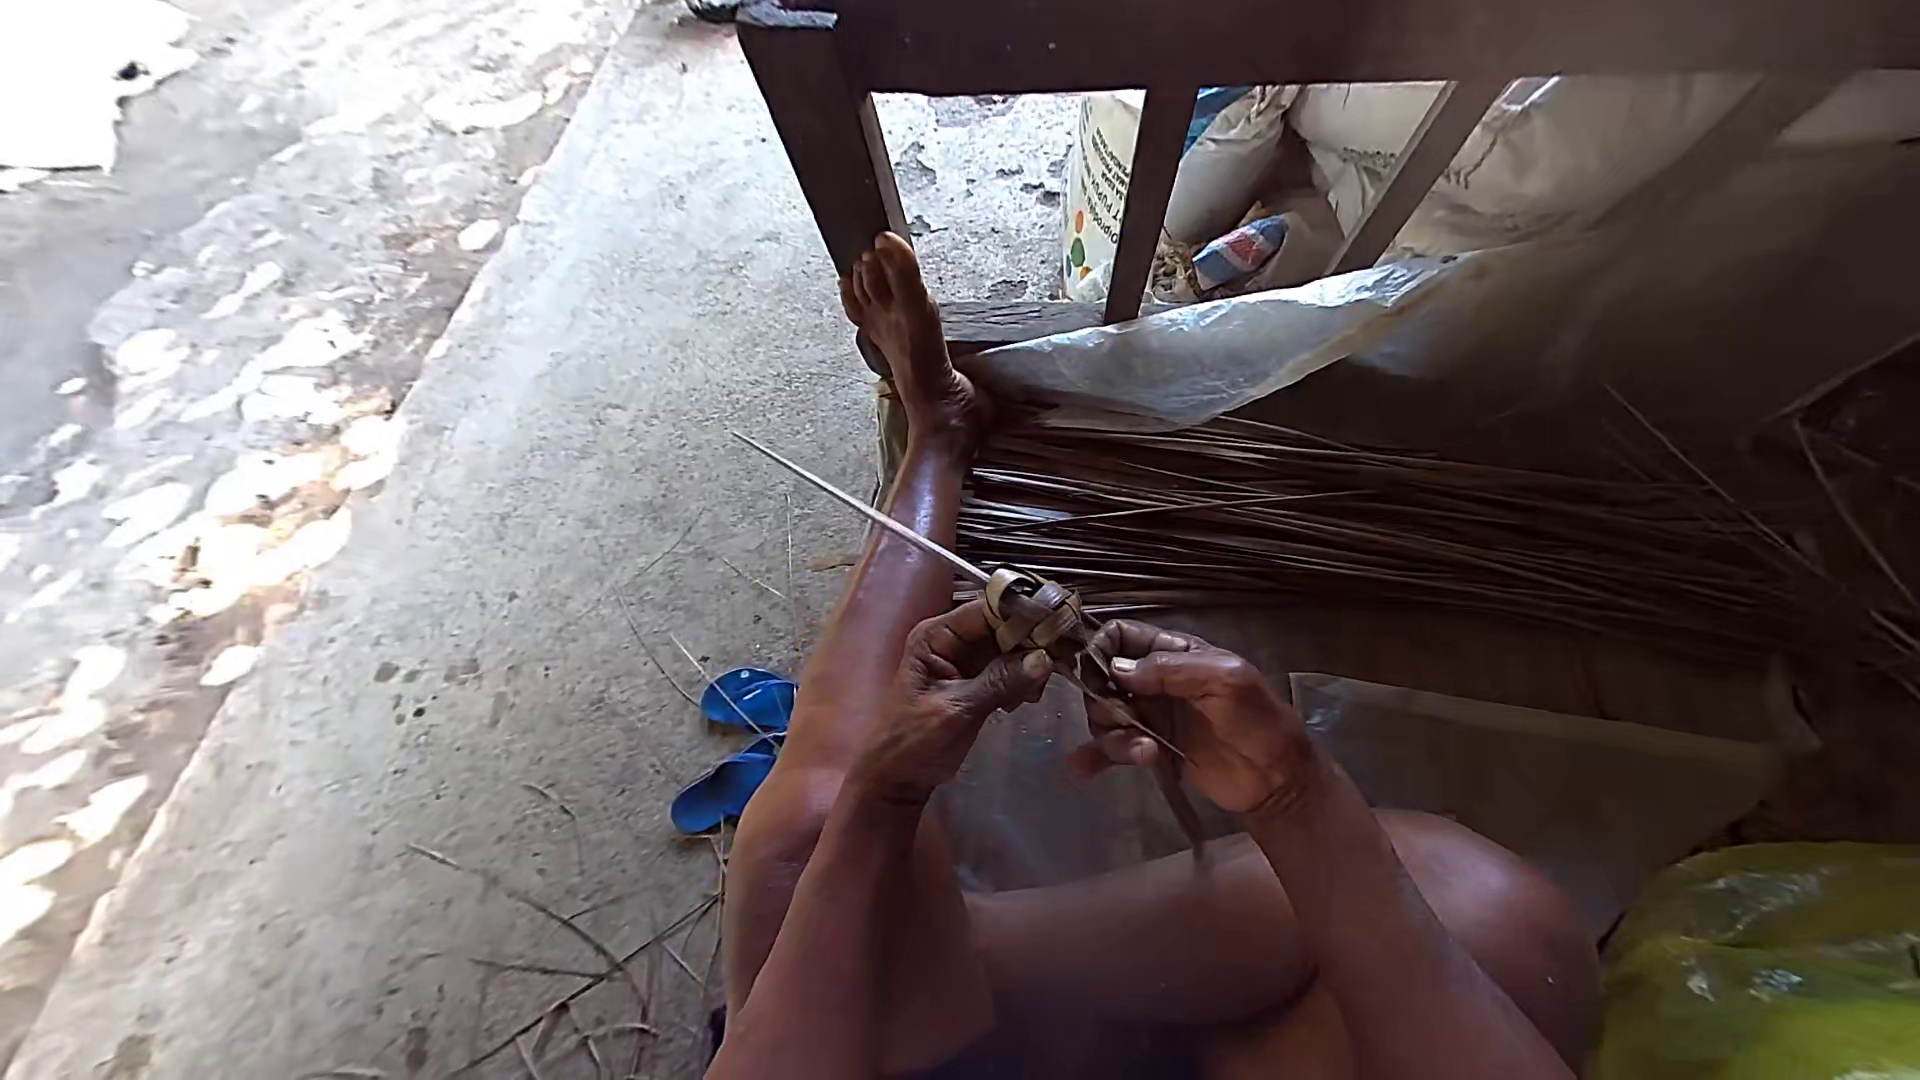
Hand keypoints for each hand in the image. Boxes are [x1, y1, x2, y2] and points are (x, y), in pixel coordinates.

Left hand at [849, 599, 1053, 805]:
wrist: (900, 777)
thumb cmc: (913, 741)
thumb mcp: (955, 710)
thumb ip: (998, 682)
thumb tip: (1043, 658)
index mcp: (937, 635)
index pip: (986, 609)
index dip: (1022, 613)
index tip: (1056, 626)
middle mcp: (954, 638)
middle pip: (1005, 624)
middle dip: (1032, 641)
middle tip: (1059, 661)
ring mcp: (969, 657)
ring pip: (1014, 645)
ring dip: (1032, 662)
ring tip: (1033, 693)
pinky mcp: (981, 677)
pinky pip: (1013, 666)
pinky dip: (1026, 678)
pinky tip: (1026, 699)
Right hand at [1072, 621, 1310, 813]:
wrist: (1279, 780)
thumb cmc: (1259, 719)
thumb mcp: (1226, 680)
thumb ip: (1171, 668)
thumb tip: (1116, 668)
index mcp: (1171, 652)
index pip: (1119, 635)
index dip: (1101, 649)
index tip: (1099, 675)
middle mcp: (1152, 680)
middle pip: (1101, 678)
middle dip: (1104, 700)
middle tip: (1128, 721)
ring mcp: (1148, 715)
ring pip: (1103, 714)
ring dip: (1112, 735)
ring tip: (1146, 754)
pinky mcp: (1147, 747)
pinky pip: (1109, 748)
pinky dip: (1092, 756)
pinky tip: (1082, 768)